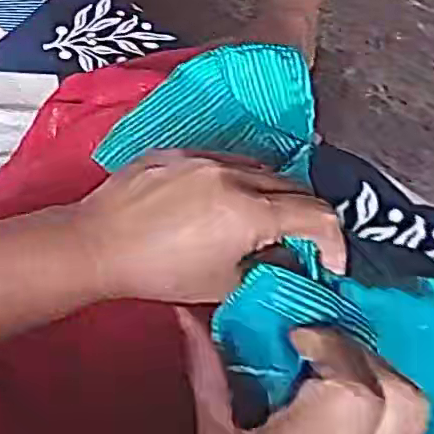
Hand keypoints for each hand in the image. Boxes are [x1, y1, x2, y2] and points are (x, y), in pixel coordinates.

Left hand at [73, 150, 346, 304]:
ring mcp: (195, 157)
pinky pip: (216, 158)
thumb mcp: (228, 282)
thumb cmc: (161, 271)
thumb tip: (290, 255)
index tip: (326, 264)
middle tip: (296, 243)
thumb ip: (271, 264)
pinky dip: (231, 176)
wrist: (99, 242)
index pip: (319, 215)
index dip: (334, 244)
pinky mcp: (169, 152)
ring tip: (257, 219)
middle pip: (291, 186)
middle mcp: (227, 173)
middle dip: (303, 216)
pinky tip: (218, 199)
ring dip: (268, 191)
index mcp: (248, 208)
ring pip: (254, 167)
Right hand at [178, 309, 433, 433]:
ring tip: (335, 392)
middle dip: (362, 357)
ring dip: (376, 391)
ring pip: (415, 421)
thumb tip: (188, 321)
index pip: (352, 386)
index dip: (330, 347)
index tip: (298, 336)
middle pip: (402, 395)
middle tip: (323, 351)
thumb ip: (208, 379)